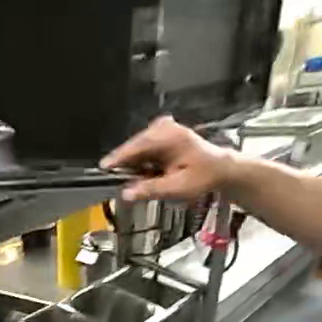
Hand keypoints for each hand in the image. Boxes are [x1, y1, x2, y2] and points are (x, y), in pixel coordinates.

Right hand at [100, 117, 239, 202]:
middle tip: (124, 184)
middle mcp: (165, 128)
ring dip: (135, 166)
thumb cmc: (202, 176)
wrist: (219, 168)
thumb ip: (150, 190)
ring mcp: (163, 129)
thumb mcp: (177, 187)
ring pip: (138, 148)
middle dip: (127, 166)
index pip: (137, 146)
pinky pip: (143, 149)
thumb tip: (126, 193)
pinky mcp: (162, 134)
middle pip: (135, 147)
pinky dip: (141, 162)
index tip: (103, 169)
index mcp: (170, 137)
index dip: (118, 158)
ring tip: (146, 180)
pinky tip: (150, 173)